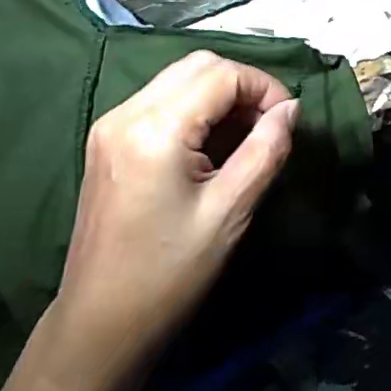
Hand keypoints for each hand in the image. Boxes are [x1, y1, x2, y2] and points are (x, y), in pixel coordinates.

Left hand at [55, 50, 299, 355]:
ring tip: (246, 135)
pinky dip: (195, 107)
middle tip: (269, 125)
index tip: (288, 121)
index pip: (222, 74)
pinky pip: (161, 100)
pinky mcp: (107, 140)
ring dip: (220, 94)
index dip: (264, 88)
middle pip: (198, 65)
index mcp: (154, 129)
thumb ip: (266, 151)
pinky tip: (212, 144)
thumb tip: (291, 110)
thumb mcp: (230, 213)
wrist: (99, 325)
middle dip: (243, 85)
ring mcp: (111, 124)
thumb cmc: (169, 275)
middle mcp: (126, 113)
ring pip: (179, 78)